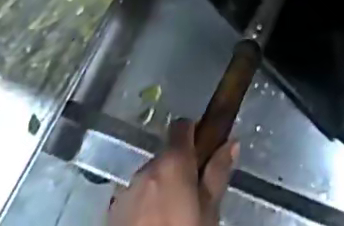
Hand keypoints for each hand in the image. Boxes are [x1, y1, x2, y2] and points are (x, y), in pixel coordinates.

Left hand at [108, 119, 236, 225]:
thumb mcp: (208, 213)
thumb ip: (217, 174)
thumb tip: (231, 142)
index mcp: (172, 162)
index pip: (181, 126)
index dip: (194, 132)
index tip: (204, 148)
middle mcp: (146, 167)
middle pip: (165, 156)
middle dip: (178, 169)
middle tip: (193, 194)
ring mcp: (125, 189)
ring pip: (149, 178)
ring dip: (160, 188)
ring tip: (172, 215)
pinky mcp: (112, 211)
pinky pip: (133, 197)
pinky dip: (143, 205)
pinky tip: (153, 224)